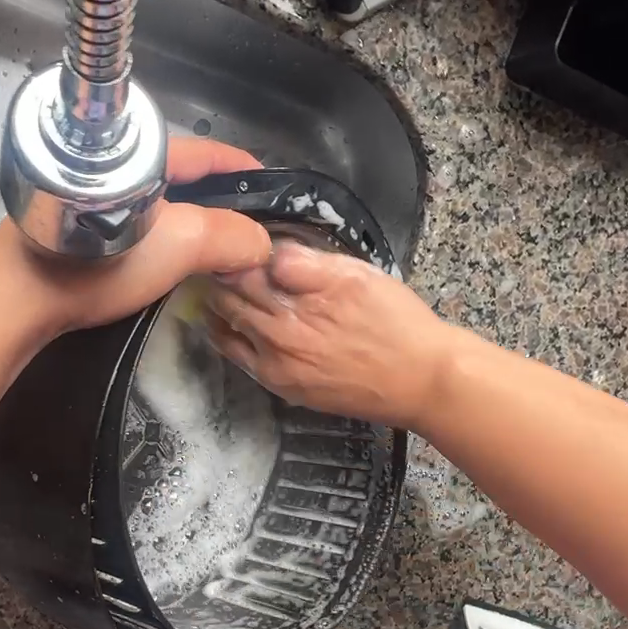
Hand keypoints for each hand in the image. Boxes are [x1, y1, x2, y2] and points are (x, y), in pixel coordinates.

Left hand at [0, 137, 272, 335]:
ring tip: (218, 253)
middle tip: (249, 232)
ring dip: (193, 226)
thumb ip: (230, 238)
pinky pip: (138, 228)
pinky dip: (163, 242)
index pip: (208, 153)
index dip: (244, 169)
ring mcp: (95, 199)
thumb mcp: (181, 245)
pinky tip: (170, 264)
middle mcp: (119, 169)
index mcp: (144, 156)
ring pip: (161, 206)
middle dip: (222, 203)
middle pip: (186, 180)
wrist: (20, 298)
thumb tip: (261, 244)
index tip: (272, 190)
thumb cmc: (98, 262)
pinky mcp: (79, 231)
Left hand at [203, 243, 463, 428]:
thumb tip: (267, 252)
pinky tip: (221, 327)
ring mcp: (278, 365)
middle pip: (230, 300)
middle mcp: (278, 334)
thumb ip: (307, 263)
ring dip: (215, 308)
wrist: (420, 381)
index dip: (230, 252)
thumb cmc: (397, 322)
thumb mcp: (357, 276)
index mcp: (296, 299)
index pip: (243, 270)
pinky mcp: (283, 387)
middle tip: (207, 262)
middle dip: (216, 278)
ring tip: (207, 289)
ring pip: (229, 330)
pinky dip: (226, 340)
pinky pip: (241, 360)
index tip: (221, 240)